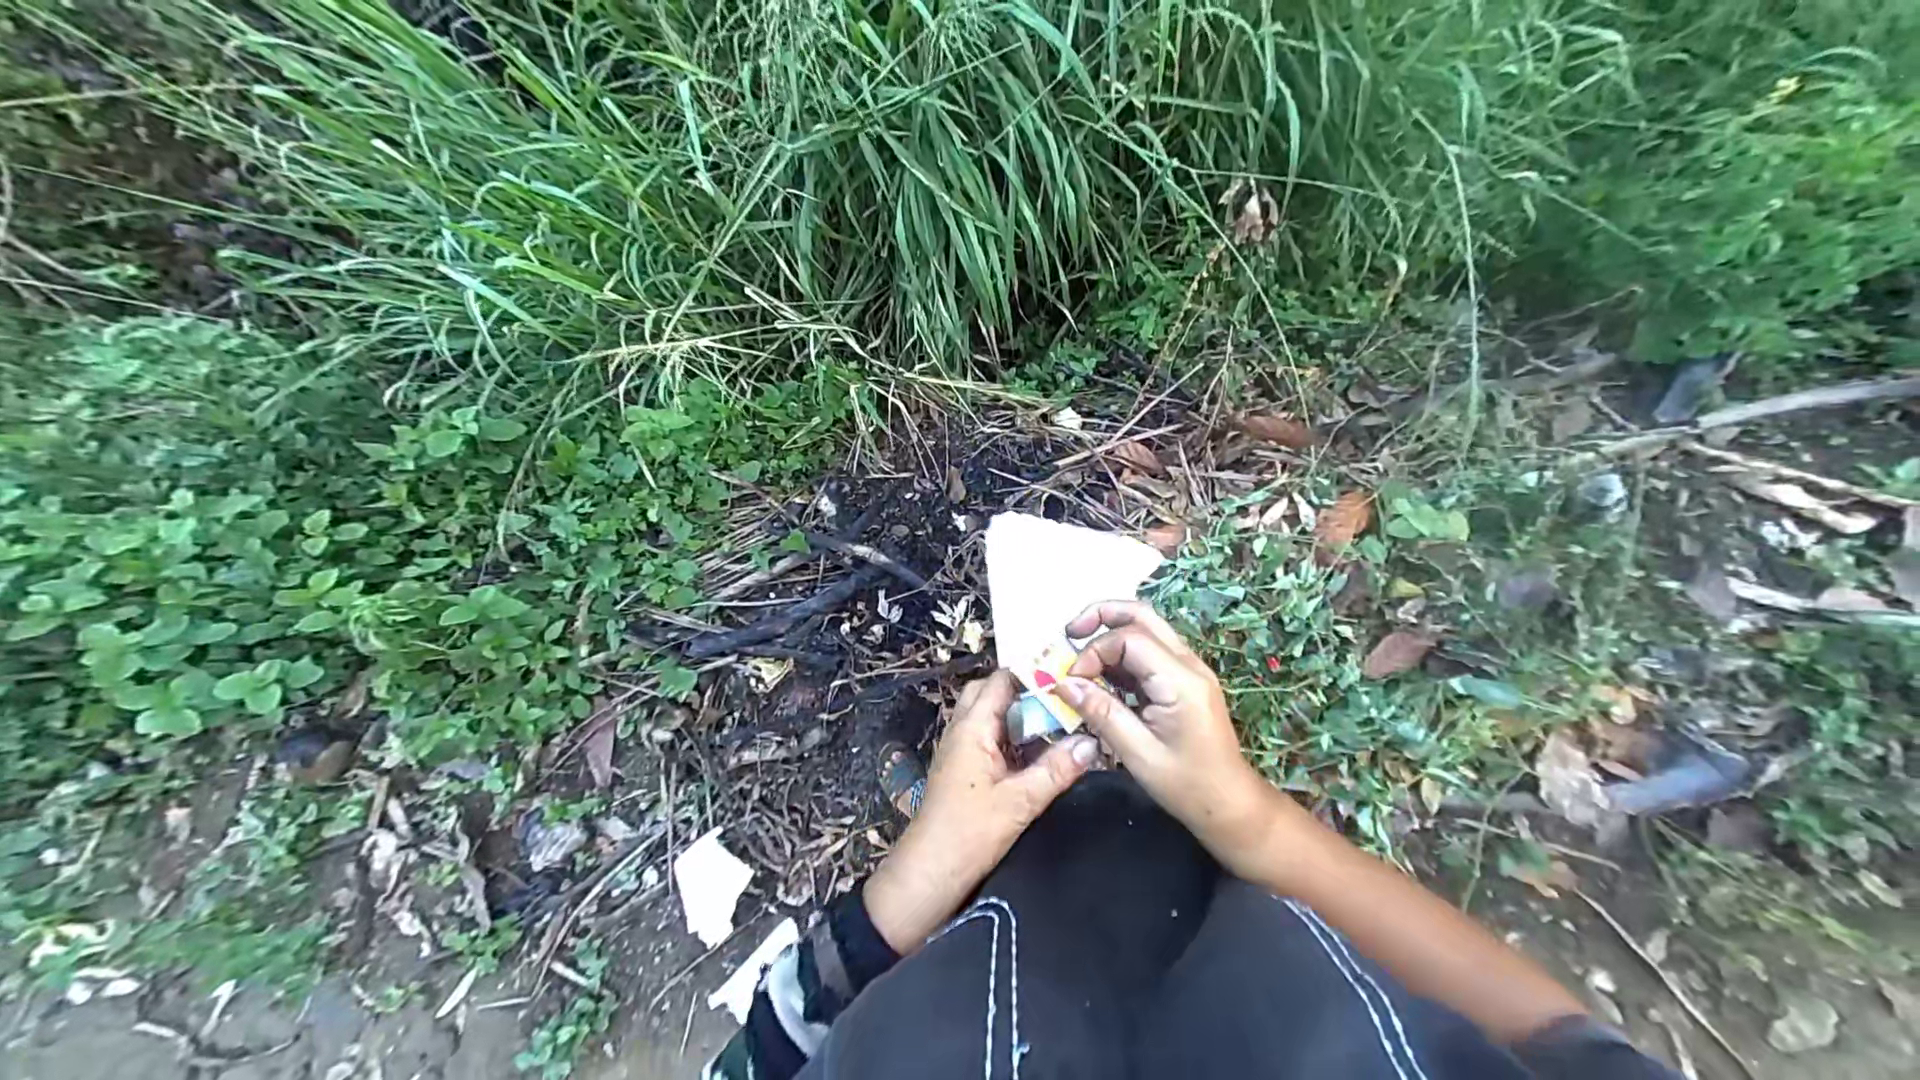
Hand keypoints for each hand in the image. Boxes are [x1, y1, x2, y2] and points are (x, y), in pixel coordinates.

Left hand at [863, 670, 1099, 953]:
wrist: (929, 873)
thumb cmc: (969, 833)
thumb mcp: (1021, 801)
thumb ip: (1057, 769)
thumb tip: (1093, 742)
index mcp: (972, 727)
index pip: (1000, 680)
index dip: (1031, 674)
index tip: (1066, 677)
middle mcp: (963, 729)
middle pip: (991, 692)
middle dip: (1024, 692)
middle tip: (1061, 701)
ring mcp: (960, 748)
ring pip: (990, 715)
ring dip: (1018, 715)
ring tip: (1057, 721)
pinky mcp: (963, 767)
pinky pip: (989, 738)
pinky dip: (1011, 737)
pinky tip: (1038, 752)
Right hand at [1058, 601, 1286, 866]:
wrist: (1231, 804)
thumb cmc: (1187, 785)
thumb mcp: (1137, 753)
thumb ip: (1100, 712)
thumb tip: (1063, 683)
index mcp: (1180, 681)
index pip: (1129, 639)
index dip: (1093, 652)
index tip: (1072, 681)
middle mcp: (1188, 664)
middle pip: (1141, 615)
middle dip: (1101, 616)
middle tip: (1068, 634)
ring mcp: (1189, 669)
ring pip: (1146, 627)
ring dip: (1110, 631)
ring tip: (1079, 653)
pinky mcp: (1183, 679)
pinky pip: (1150, 650)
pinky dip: (1121, 653)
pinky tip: (1101, 675)